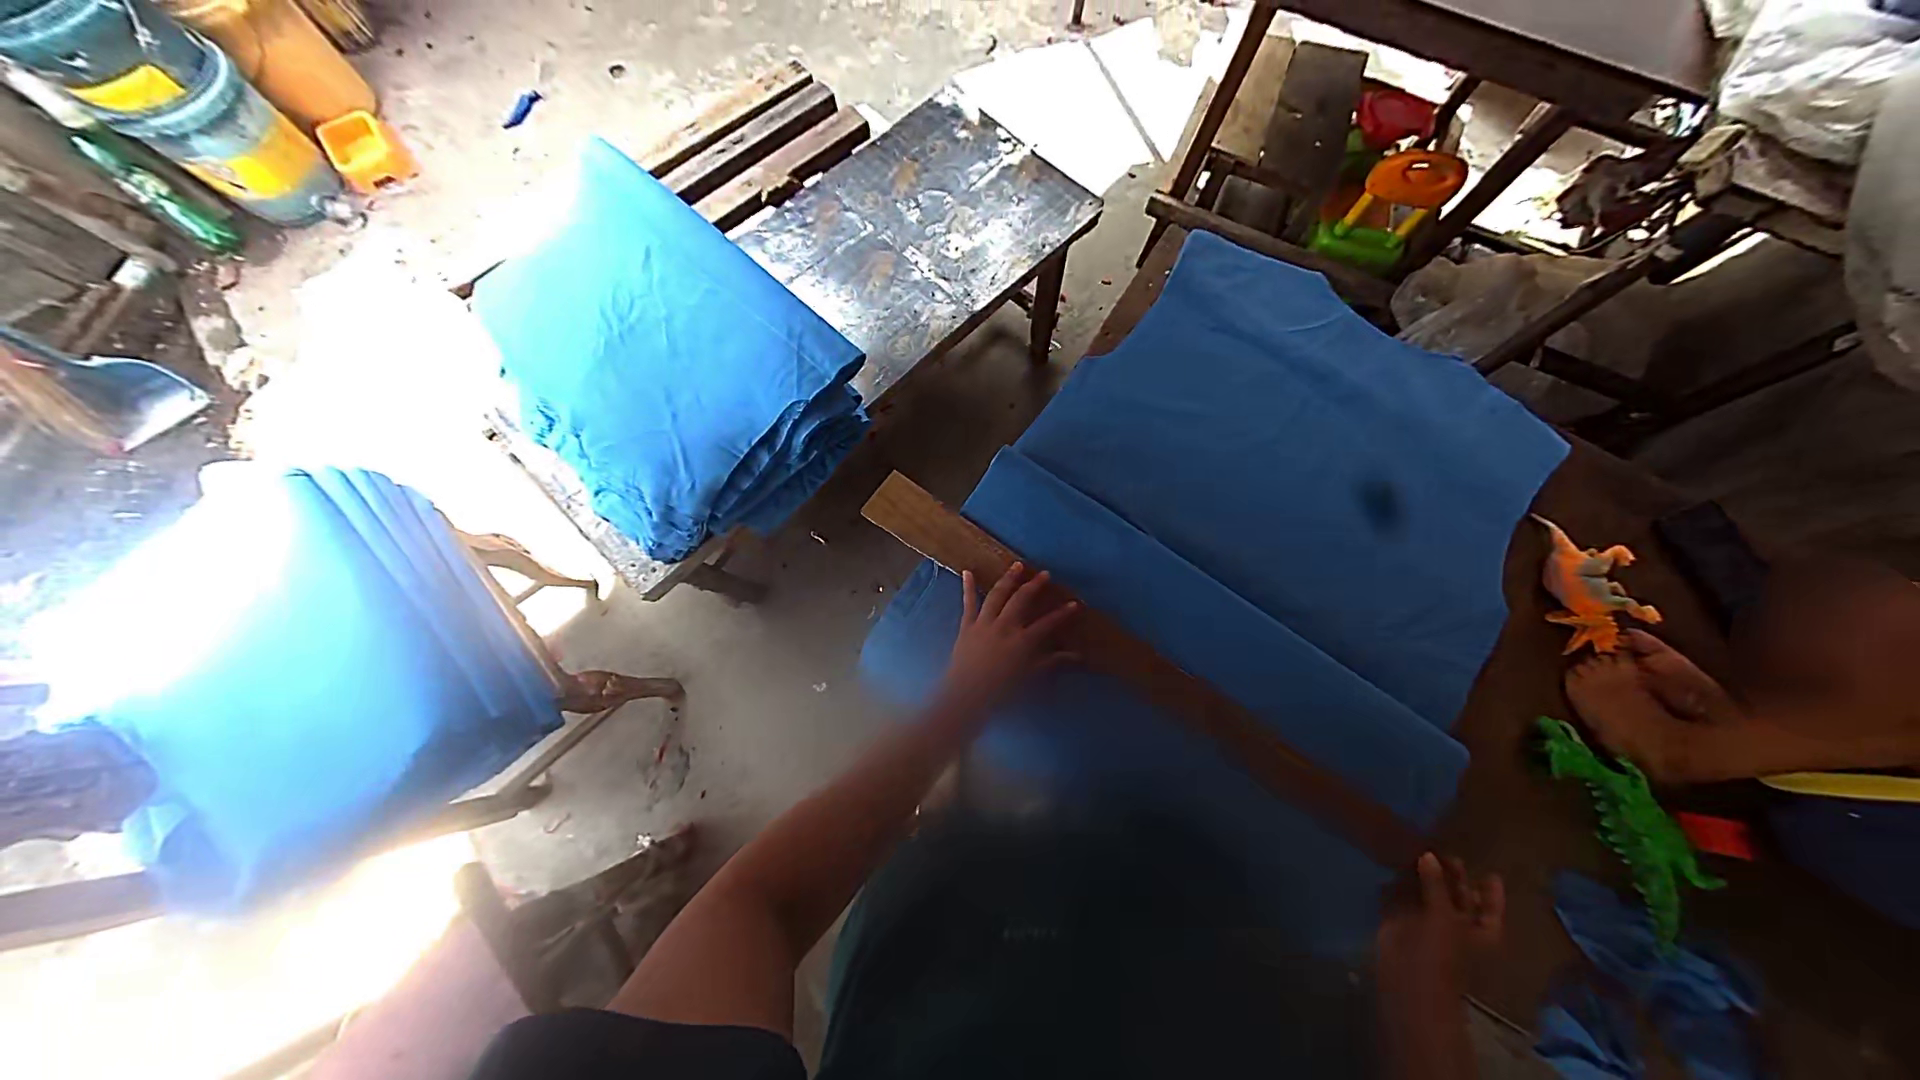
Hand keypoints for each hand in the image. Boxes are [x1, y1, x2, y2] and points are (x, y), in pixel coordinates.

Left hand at [939, 563, 1080, 713]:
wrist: (967, 695)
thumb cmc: (1001, 690)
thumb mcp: (1030, 676)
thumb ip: (1052, 662)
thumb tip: (1077, 656)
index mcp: (1022, 640)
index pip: (1048, 623)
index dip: (1063, 613)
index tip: (1075, 603)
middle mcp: (1004, 626)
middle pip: (1022, 600)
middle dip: (1035, 586)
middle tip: (1045, 574)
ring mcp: (984, 623)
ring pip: (998, 595)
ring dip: (1008, 579)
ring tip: (1017, 565)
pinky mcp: (967, 625)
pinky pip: (968, 603)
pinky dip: (968, 587)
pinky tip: (968, 571)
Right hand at [1376, 853, 1503, 997]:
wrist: (1408, 979)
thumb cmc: (1440, 952)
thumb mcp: (1444, 915)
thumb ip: (1437, 884)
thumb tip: (1428, 854)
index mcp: (1479, 930)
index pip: (1490, 908)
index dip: (1491, 892)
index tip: (1490, 872)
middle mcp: (1455, 924)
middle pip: (1456, 895)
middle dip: (1450, 875)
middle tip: (1441, 851)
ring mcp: (1426, 922)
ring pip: (1426, 893)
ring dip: (1420, 875)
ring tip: (1413, 849)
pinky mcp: (1400, 919)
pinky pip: (1400, 896)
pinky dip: (1397, 884)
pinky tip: (1392, 865)